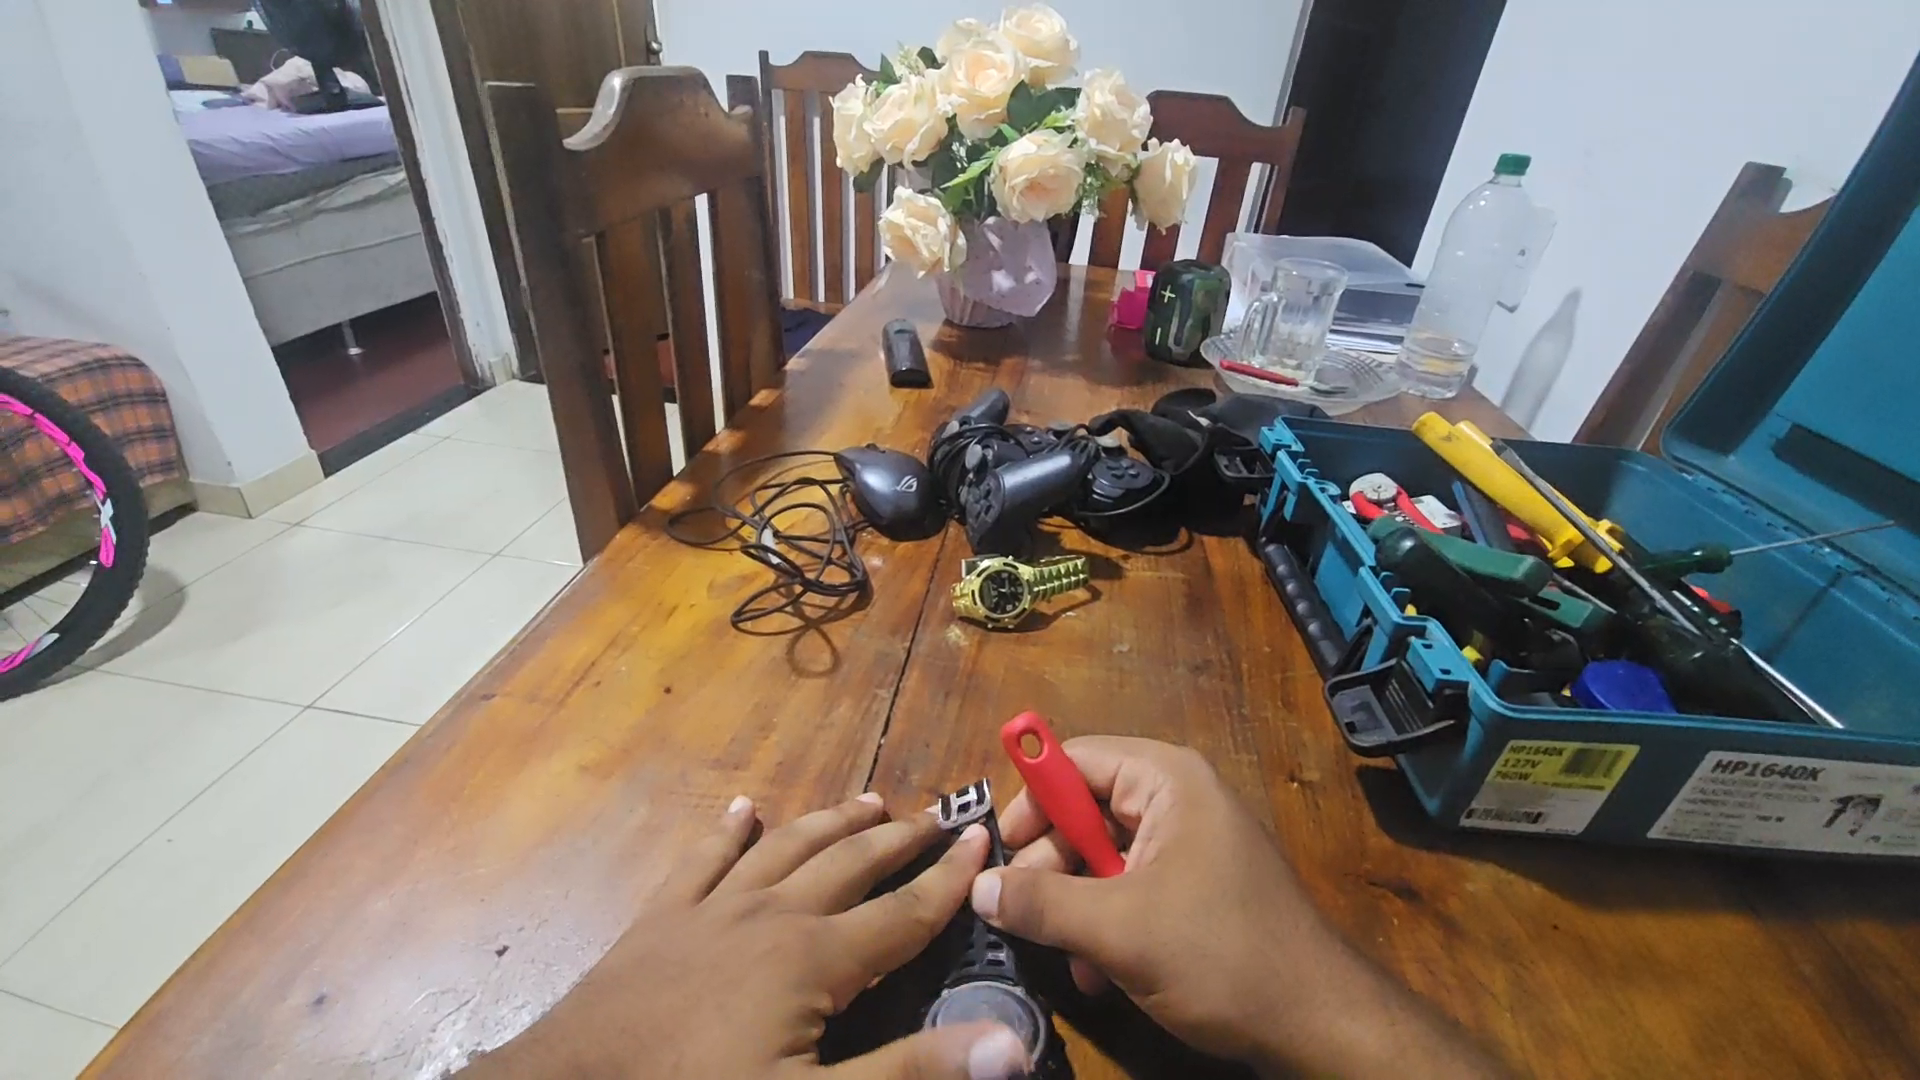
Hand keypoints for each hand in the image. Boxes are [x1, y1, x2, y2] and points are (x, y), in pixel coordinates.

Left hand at [465, 793, 1031, 1079]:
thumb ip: (911, 1070)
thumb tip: (1011, 1043)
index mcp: (814, 956)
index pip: (903, 910)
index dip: (948, 876)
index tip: (981, 835)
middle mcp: (773, 914)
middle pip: (851, 863)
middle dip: (898, 839)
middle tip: (933, 815)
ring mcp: (713, 908)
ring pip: (788, 847)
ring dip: (832, 822)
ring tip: (868, 801)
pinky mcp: (662, 917)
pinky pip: (703, 860)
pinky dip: (728, 832)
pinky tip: (743, 809)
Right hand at [972, 737, 1502, 1078]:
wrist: (1325, 1028)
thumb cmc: (1221, 956)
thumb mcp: (1119, 929)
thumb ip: (1042, 903)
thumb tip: (978, 887)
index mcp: (1166, 779)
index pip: (1076, 759)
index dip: (1033, 797)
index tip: (1001, 847)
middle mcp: (1177, 798)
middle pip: (1086, 809)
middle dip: (1051, 865)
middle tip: (1019, 911)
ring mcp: (1189, 843)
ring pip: (1104, 856)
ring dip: (1076, 904)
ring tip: (1065, 954)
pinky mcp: (1196, 885)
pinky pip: (1131, 885)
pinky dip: (1107, 922)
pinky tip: (1099, 970)